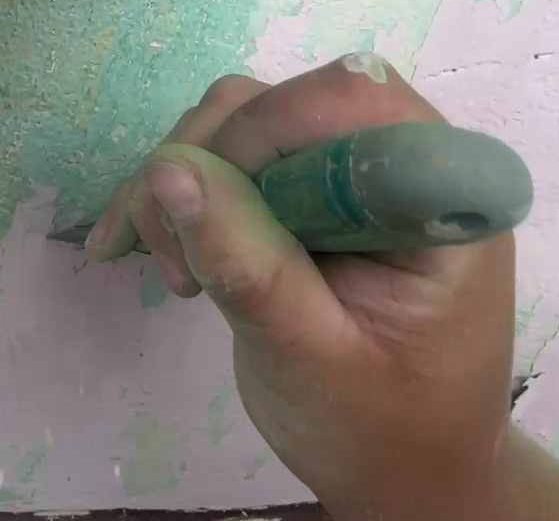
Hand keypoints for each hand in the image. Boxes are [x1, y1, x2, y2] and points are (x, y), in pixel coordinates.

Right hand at [88, 56, 518, 520]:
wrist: (395, 461)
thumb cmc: (382, 426)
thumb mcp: (311, 358)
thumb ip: (246, 263)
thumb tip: (165, 167)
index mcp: (432, 192)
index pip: (347, 98)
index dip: (266, 134)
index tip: (220, 220)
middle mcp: (381, 157)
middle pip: (265, 104)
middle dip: (202, 172)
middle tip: (181, 267)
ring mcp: (329, 166)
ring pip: (223, 121)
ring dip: (175, 188)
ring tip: (178, 274)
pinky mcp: (288, 182)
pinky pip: (207, 153)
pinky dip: (162, 196)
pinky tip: (127, 245)